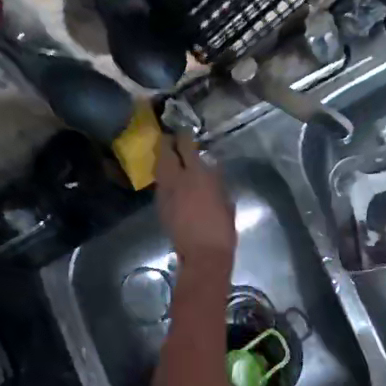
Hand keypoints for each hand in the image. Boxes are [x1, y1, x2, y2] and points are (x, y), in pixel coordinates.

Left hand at [155, 131, 234, 266]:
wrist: (203, 255)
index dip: (183, 135)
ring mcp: (165, 192)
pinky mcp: (160, 206)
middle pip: (164, 153)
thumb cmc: (222, 229)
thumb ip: (216, 182)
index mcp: (197, 175)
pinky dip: (164, 178)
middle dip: (166, 143)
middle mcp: (177, 179)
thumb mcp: (226, 201)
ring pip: (159, 168)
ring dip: (163, 160)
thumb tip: (211, 170)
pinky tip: (171, 181)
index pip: (185, 146)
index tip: (185, 131)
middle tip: (171, 140)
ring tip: (169, 158)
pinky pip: (160, 184)